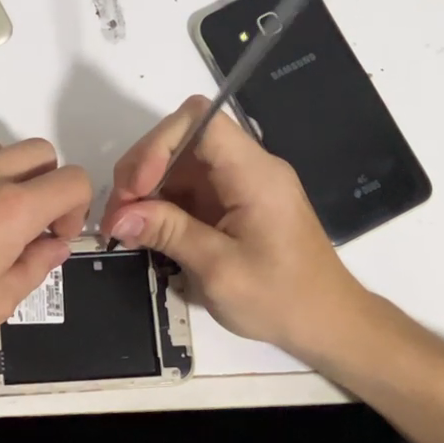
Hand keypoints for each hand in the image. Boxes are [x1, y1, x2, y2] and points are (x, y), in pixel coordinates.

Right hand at [98, 96, 371, 351]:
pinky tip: (144, 232)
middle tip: (118, 215)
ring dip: (145, 189)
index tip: (135, 188)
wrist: (326, 321)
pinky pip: (187, 188)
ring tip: (124, 227)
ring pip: (179, 164)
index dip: (158, 144)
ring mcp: (239, 185)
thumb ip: (169, 233)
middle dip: (142, 169)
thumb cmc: (280, 298)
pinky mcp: (231, 204)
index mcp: (254, 174)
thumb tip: (117, 217)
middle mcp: (247, 168)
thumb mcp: (218, 270)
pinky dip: (160, 205)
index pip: (200, 121)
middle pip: (182, 138)